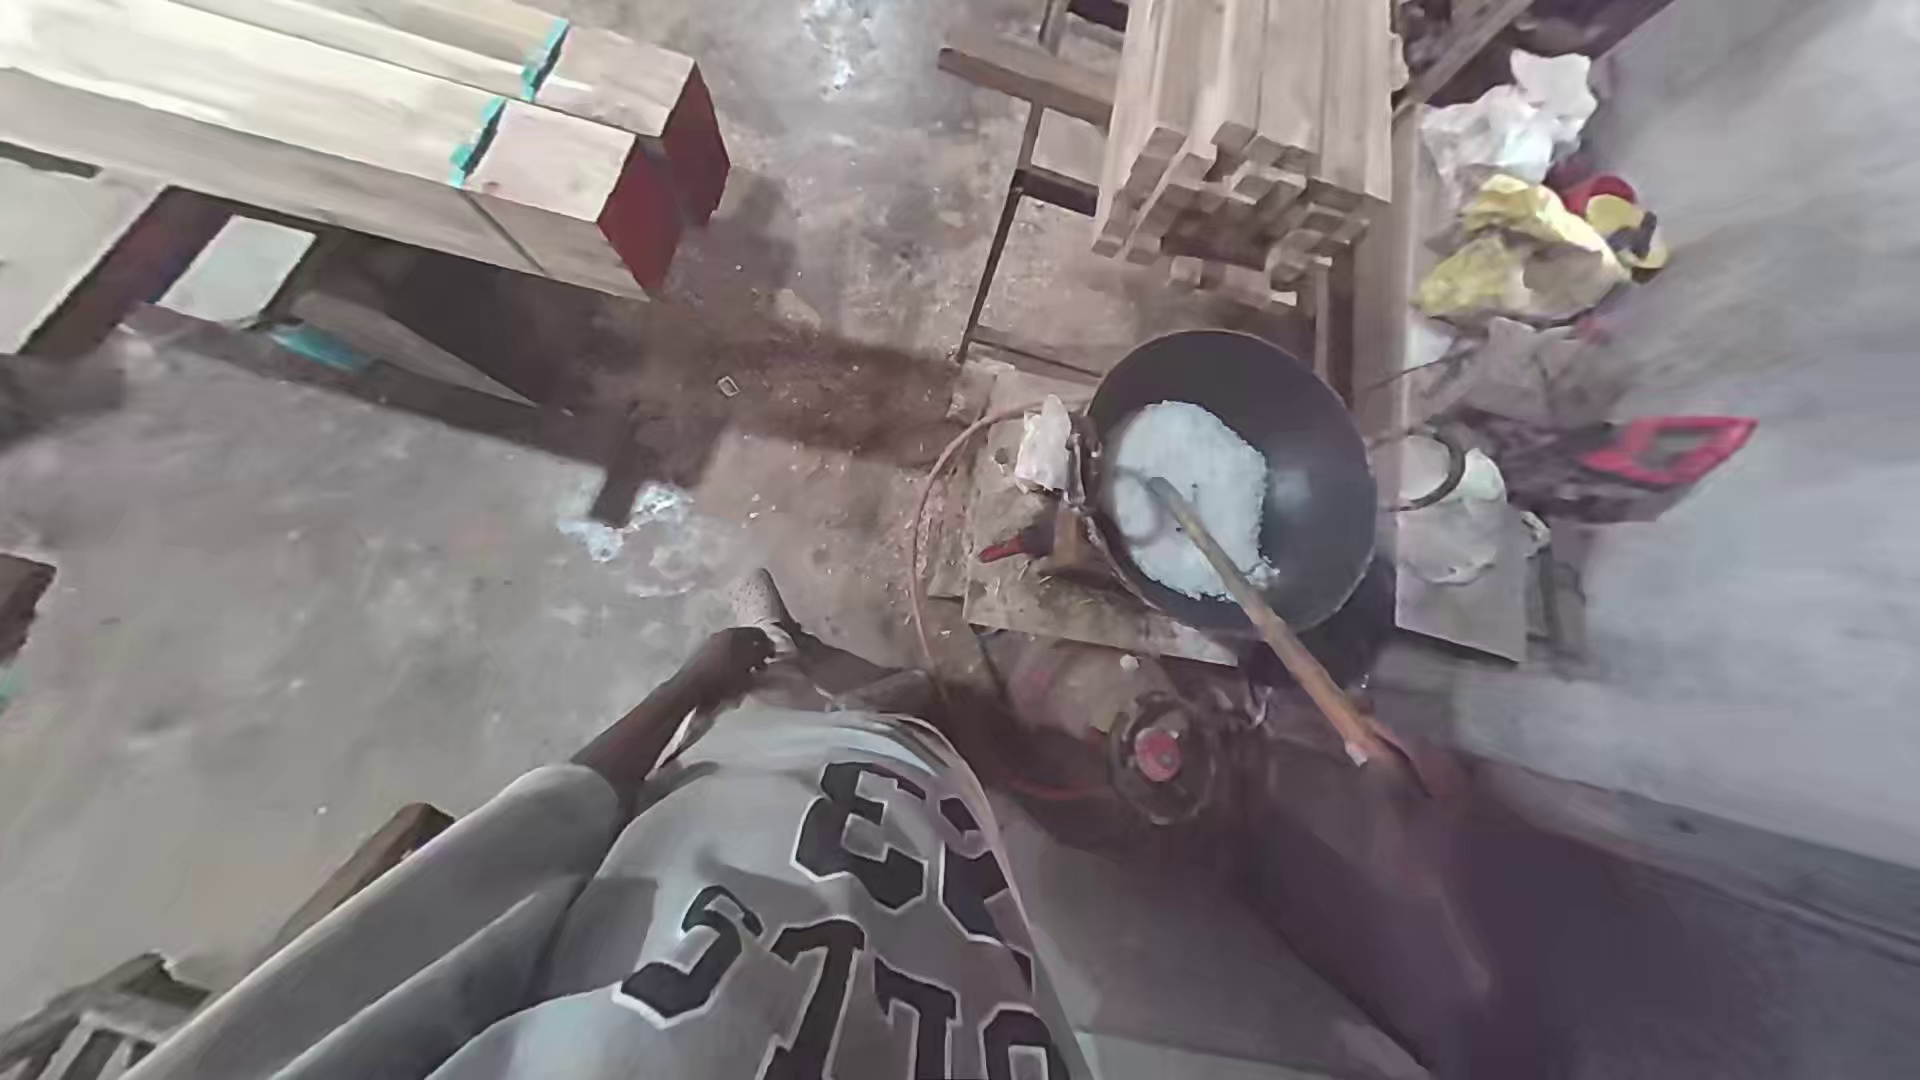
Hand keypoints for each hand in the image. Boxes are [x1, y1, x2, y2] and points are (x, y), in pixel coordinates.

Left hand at [681, 626, 775, 701]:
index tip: (771, 658)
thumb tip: (768, 649)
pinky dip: (730, 659)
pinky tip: (730, 673)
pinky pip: (722, 653)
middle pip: (746, 639)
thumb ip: (760, 657)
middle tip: (760, 666)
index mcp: (735, 634)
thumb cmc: (722, 679)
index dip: (768, 646)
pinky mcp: (701, 653)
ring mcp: (710, 642)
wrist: (690, 688)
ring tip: (745, 672)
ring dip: (742, 656)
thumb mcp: (748, 670)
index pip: (759, 633)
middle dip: (755, 651)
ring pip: (733, 646)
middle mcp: (722, 634)